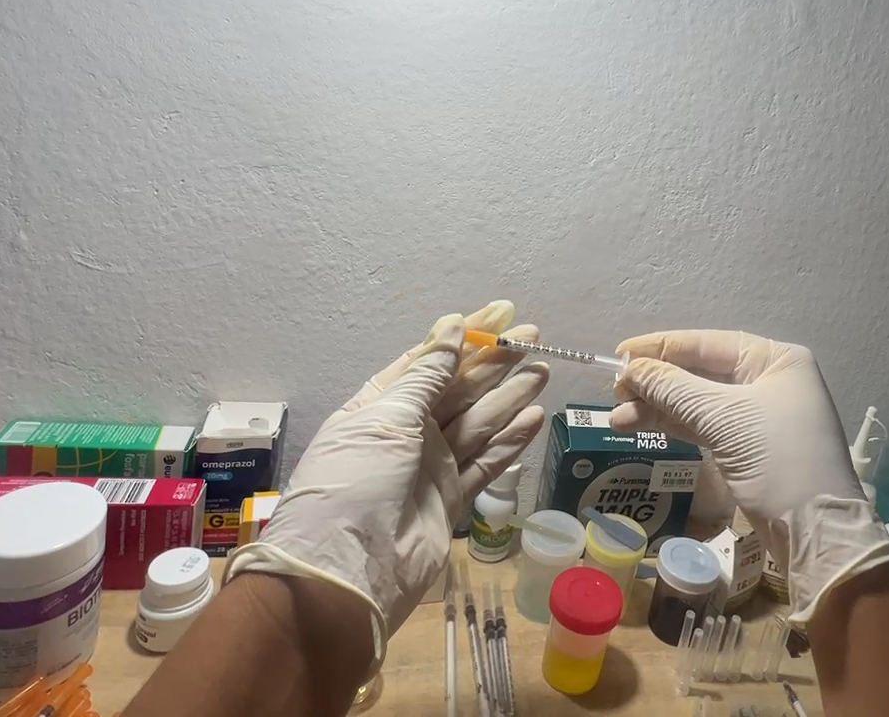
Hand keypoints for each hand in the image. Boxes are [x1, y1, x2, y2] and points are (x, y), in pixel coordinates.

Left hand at [228, 302, 548, 669]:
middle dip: (495, 361)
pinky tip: (535, 417)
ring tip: (543, 369)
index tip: (498, 313)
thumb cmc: (355, 482)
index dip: (463, 335)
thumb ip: (426, 375)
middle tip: (533, 335)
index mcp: (381, 407)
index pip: (427, 359)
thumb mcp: (386, 418)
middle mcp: (407, 432)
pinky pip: (486, 462)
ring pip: (479, 421)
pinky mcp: (451, 498)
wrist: (345, 576)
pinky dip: (510, 441)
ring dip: (510, 395)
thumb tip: (453, 328)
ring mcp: (431, 466)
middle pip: (459, 388)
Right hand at [609, 330, 888, 626]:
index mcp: (774, 359)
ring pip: (696, 401)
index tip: (621, 353)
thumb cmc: (780, 460)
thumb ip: (673, 389)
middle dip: (657, 381)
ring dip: (657, 407)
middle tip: (615, 389)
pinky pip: (702, 425)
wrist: (817, 535)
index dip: (662, 347)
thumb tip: (630, 368)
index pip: (708, 343)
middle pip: (700, 371)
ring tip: (617, 415)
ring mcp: (757, 415)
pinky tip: (638, 425)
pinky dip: (672, 425)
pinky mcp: (747, 446)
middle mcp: (768, 380)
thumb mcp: (724, 419)